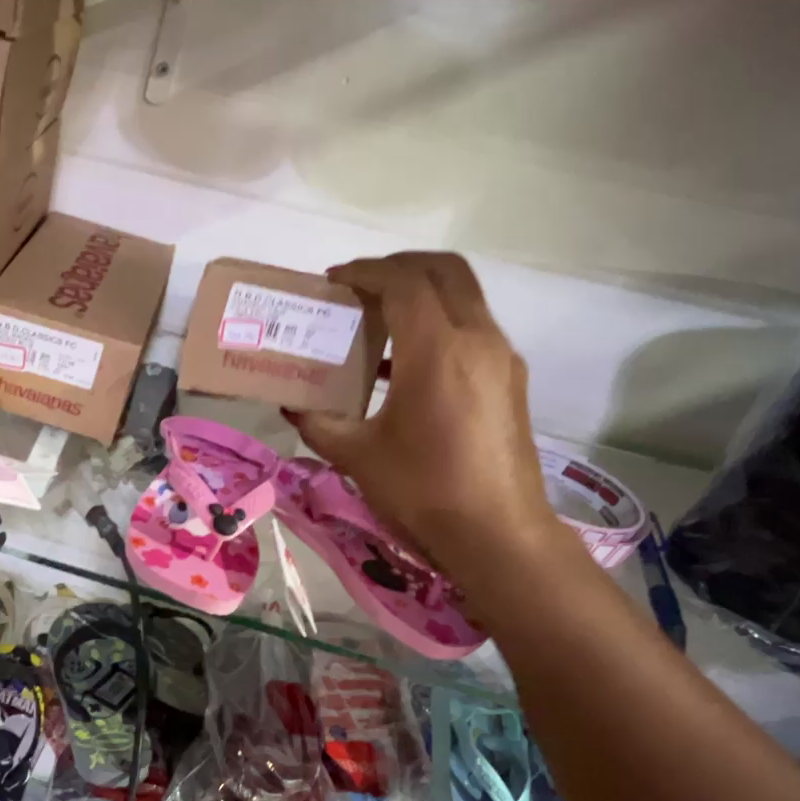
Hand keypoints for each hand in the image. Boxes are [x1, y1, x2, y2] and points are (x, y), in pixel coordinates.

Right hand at [283, 252, 559, 582]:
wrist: (496, 533)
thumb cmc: (421, 489)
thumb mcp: (355, 455)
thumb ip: (318, 422)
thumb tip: (290, 406)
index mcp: (437, 349)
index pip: (403, 283)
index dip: (365, 272)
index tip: (333, 281)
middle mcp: (477, 338)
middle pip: (444, 271)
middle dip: (398, 267)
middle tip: (359, 286)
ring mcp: (500, 357)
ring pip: (463, 296)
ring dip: (421, 293)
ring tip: (377, 320)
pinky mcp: (509, 380)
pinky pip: (472, 328)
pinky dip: (438, 322)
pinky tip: (403, 363)